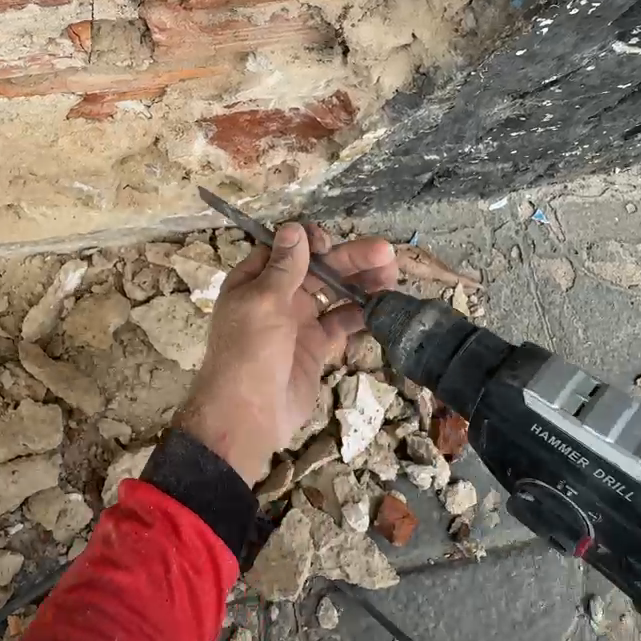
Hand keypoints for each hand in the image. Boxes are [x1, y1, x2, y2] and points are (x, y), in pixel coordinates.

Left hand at [173, 223, 398, 485]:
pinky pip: (341, 323)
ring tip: (391, 275)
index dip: (312, 242)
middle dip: (349, 259)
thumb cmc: (248, 350)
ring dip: (361, 283)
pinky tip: (384, 306)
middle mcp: (277, 296)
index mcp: (255, 280)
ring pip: (334, 293)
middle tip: (385, 253)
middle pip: (318, 269)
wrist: (249, 413)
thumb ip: (284, 267)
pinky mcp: (315, 346)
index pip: (288, 250)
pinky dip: (361, 314)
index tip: (332, 243)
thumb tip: (293, 227)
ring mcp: (298, 321)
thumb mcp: (263, 302)